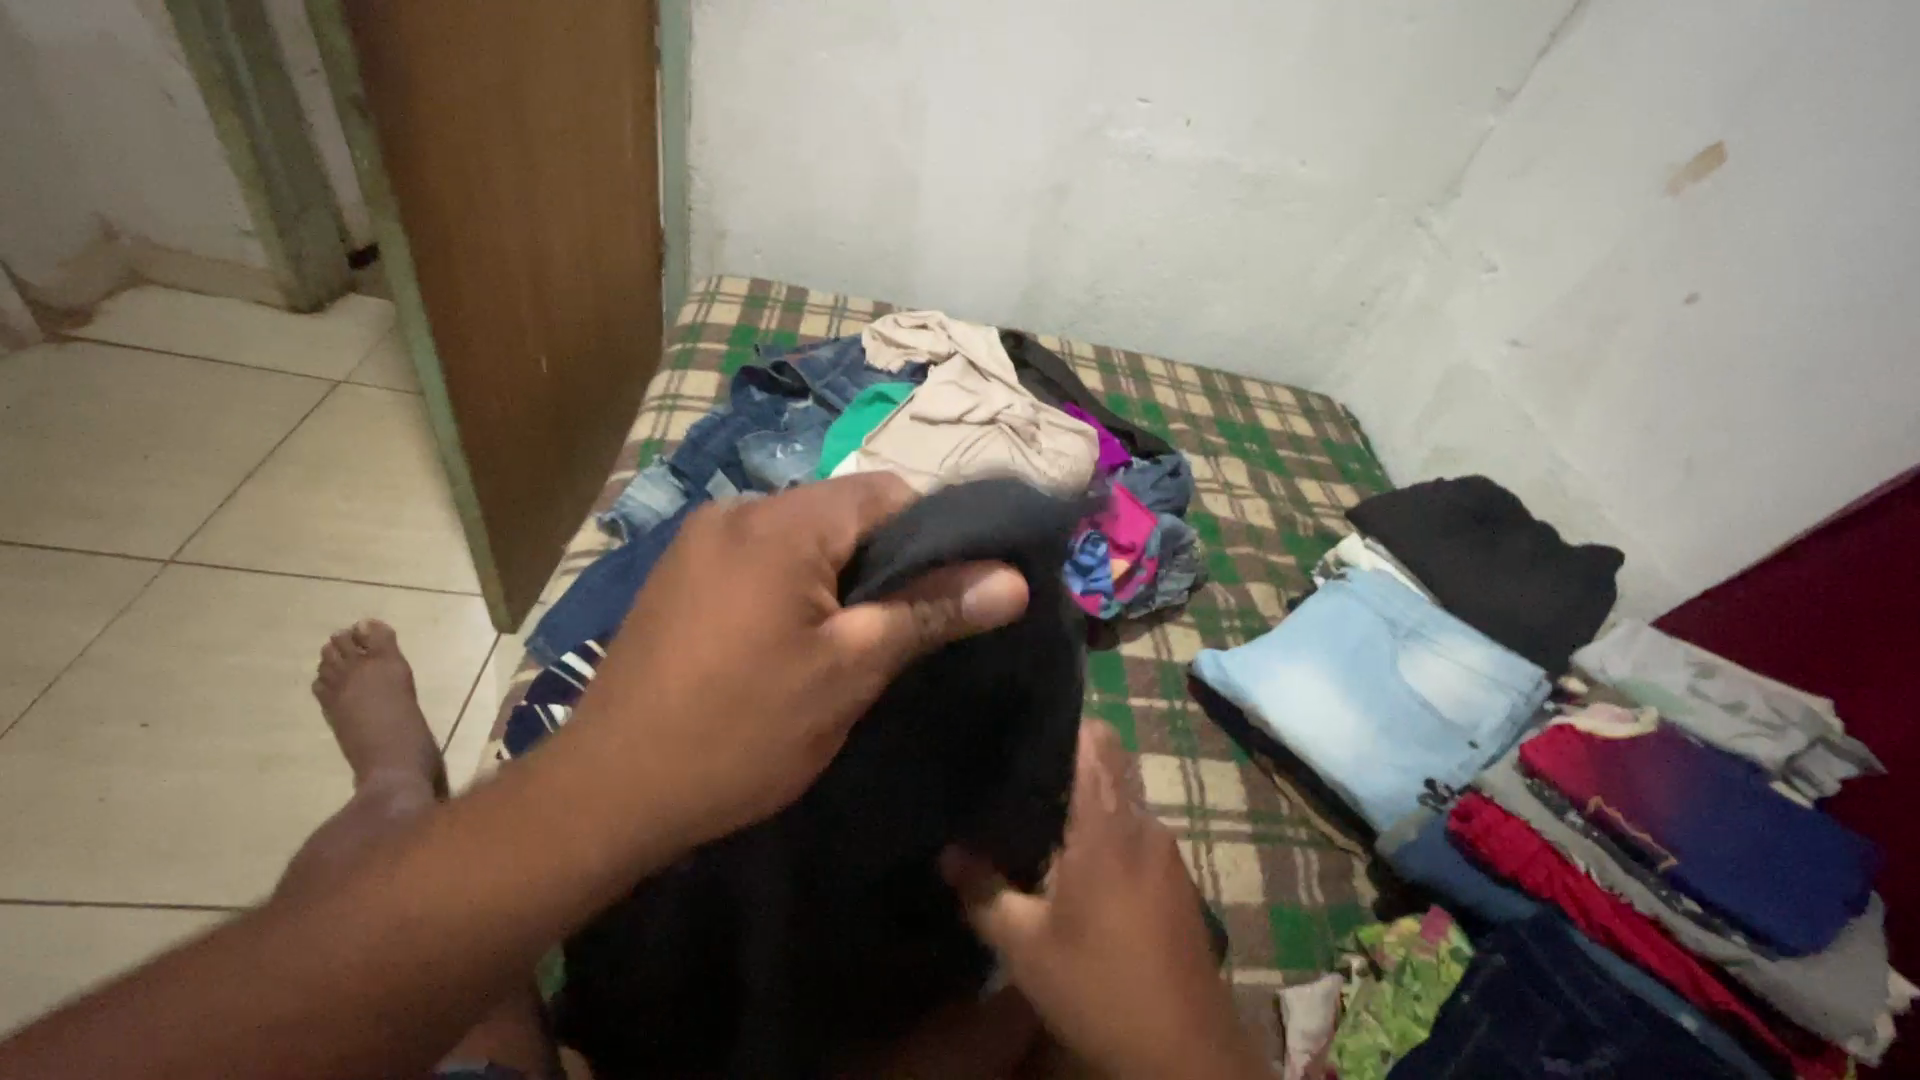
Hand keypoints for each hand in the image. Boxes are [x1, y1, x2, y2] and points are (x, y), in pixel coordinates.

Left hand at [569, 471, 1029, 846]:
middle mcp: (738, 509)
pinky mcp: (677, 573)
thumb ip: (932, 611)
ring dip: (837, 576)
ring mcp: (698, 540)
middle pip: (843, 512)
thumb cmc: (743, 730)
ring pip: (801, 537)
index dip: (937, 534)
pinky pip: (758, 558)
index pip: (890, 492)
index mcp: (784, 522)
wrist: (610, 791)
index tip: (954, 592)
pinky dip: (792, 585)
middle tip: (902, 630)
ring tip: (848, 642)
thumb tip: (1013, 579)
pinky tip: (788, 642)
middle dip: (884, 561)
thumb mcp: (851, 671)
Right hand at [942, 723, 1271, 1079]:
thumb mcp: (1025, 947)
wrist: (1185, 1053)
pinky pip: (1133, 832)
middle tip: (1011, 774)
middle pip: (1108, 764)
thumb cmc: (1100, 988)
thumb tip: (947, 854)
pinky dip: (1103, 831)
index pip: (1096, 740)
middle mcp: (1143, 824)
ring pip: (1121, 800)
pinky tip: (1069, 863)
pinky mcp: (1176, 879)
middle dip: (1064, 763)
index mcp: (1108, 825)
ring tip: (1032, 816)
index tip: (1020, 724)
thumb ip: (982, 892)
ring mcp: (1166, 851)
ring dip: (1083, 802)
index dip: (1062, 721)